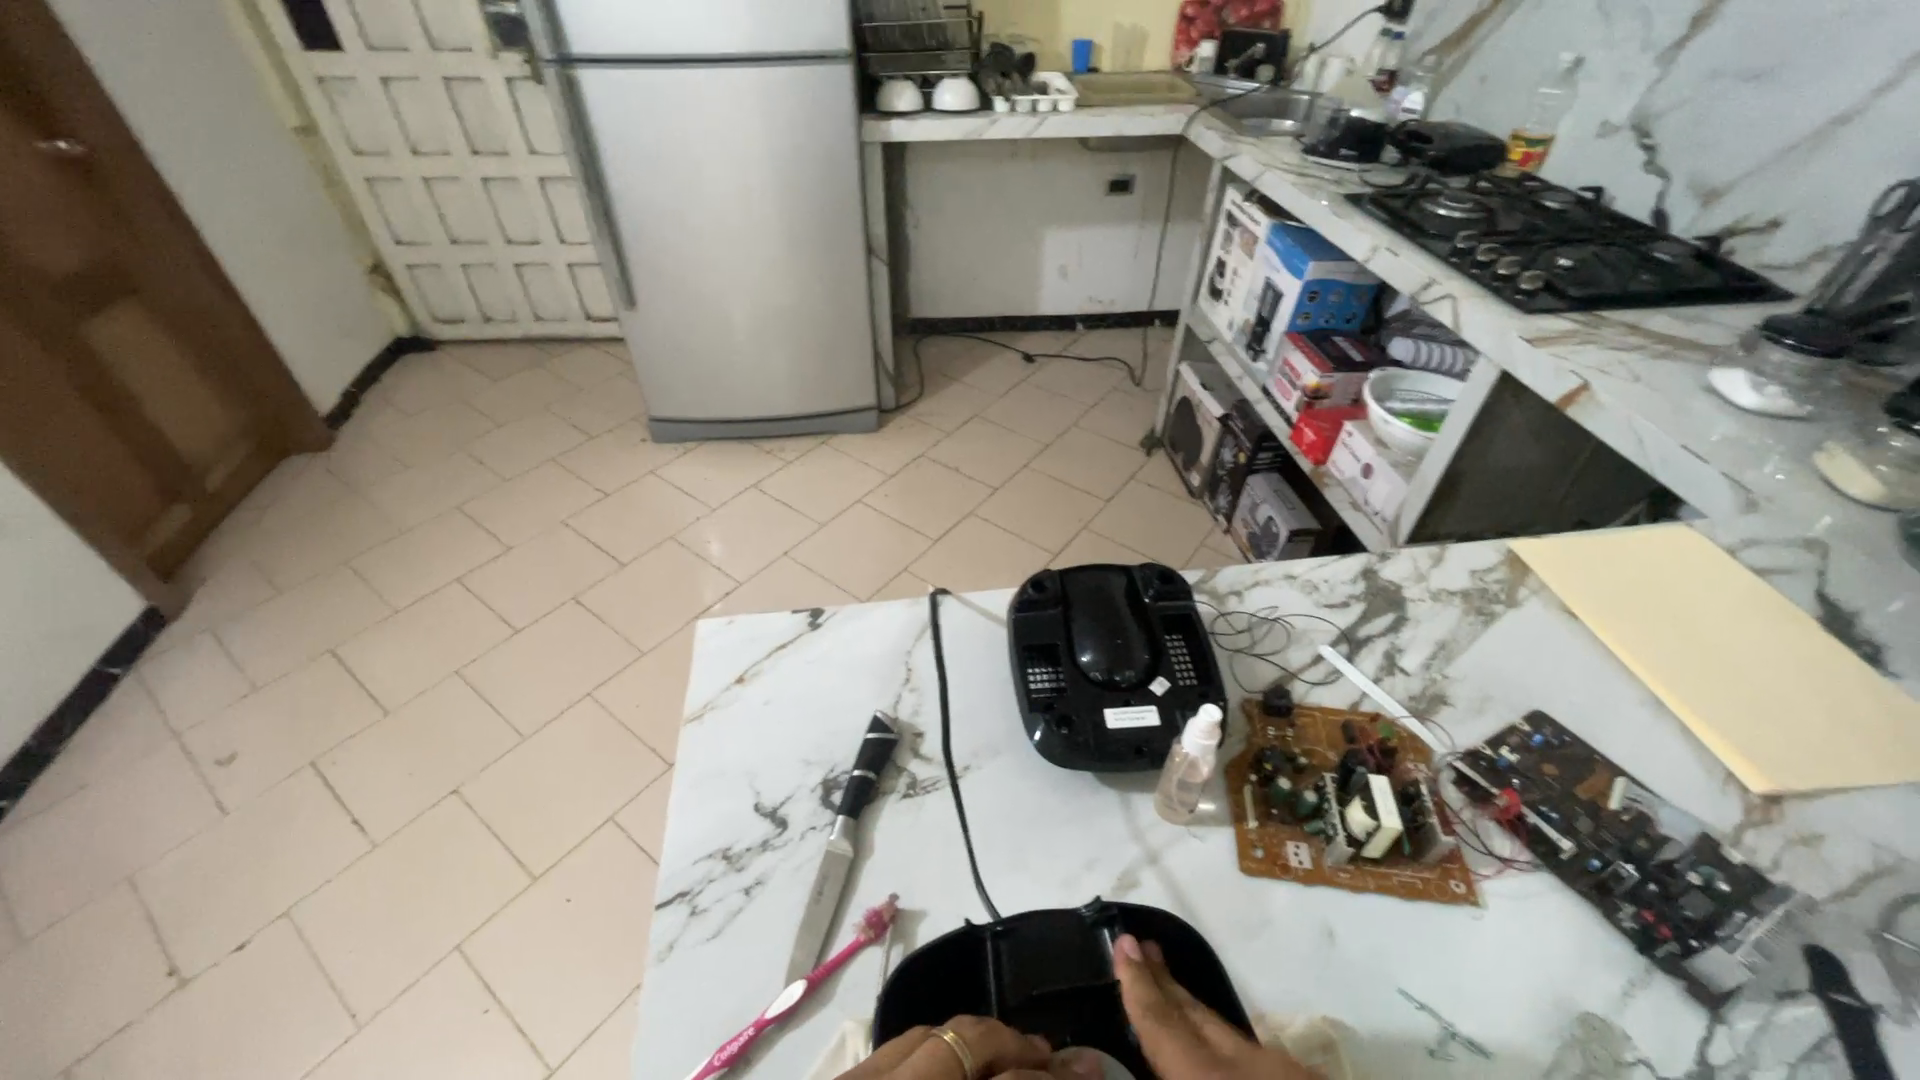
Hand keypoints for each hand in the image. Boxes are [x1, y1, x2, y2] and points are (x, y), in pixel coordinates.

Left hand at [837, 1015, 1065, 1078]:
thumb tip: (1047, 1076)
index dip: (1050, 1077)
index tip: (1085, 1071)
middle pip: (965, 1038)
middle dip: (1013, 1043)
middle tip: (1049, 1055)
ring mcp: (862, 1075)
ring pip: (927, 1032)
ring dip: (974, 1038)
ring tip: (1009, 1051)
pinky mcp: (845, 1076)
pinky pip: (895, 1046)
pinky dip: (933, 1046)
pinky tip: (958, 1059)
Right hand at [1110, 934, 1318, 1079]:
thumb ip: (1166, 1061)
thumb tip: (1151, 1048)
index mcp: (1208, 1075)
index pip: (1163, 1021)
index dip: (1138, 983)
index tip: (1124, 942)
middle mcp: (1250, 1064)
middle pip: (1198, 1017)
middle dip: (1165, 983)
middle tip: (1140, 946)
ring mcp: (1287, 1071)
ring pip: (1232, 1037)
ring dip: (1196, 1011)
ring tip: (1171, 987)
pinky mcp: (1308, 1079)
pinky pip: (1260, 1058)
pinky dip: (1230, 1047)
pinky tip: (1227, 1053)